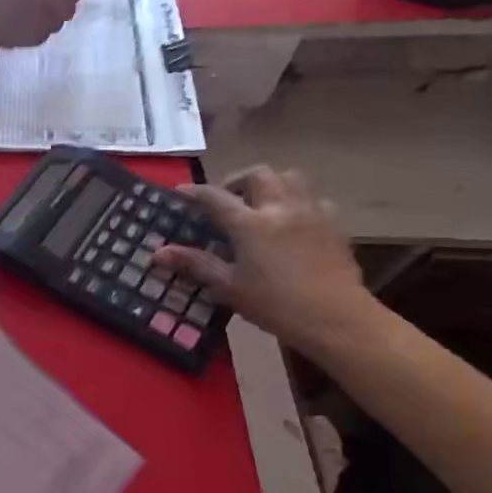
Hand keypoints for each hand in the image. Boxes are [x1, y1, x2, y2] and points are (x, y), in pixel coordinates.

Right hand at [0, 0, 82, 46]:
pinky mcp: (25, 42)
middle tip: (48, 0)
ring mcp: (37, 25)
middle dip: (62, 5)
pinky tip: (21, 23)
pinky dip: (37, 31)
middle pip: (69, 10)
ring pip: (56, 25)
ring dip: (49, 19)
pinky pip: (41, 36)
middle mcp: (46, 3)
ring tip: (30, 12)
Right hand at [153, 167, 383, 352]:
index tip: (181, 192)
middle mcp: (280, 208)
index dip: (195, 192)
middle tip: (227, 198)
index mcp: (250, 224)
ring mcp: (310, 213)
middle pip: (258, 174)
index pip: (215, 197)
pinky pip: (314, 200)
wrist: (334, 317)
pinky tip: (294, 222)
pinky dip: (299, 203)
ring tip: (262, 202)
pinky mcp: (332, 224)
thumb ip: (195, 264)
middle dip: (238, 180)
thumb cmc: (274, 305)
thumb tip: (157, 254)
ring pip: (290, 178)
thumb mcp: (229, 287)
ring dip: (272, 183)